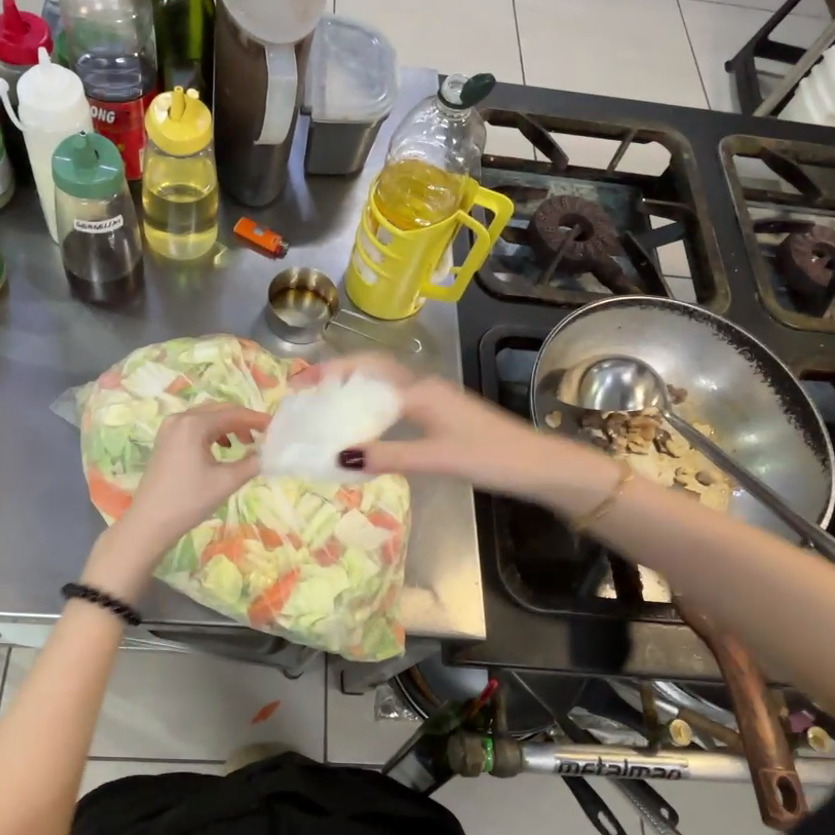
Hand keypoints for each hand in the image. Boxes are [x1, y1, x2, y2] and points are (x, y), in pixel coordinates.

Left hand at [84, 404, 268, 596]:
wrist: (150, 522)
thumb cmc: (189, 501)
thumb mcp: (227, 481)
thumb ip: (252, 463)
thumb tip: (266, 453)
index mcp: (194, 424)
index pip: (233, 414)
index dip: (256, 420)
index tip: (276, 428)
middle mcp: (180, 418)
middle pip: (219, 410)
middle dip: (243, 420)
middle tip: (263, 435)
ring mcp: (169, 428)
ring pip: (206, 417)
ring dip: (228, 425)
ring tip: (246, 442)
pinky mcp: (165, 440)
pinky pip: (194, 427)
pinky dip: (213, 432)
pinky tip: (223, 447)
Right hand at [292, 353, 620, 514]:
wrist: (539, 464)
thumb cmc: (491, 457)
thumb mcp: (438, 458)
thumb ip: (389, 455)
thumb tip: (338, 455)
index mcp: (420, 390)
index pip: (364, 371)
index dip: (328, 375)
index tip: (296, 386)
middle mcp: (423, 386)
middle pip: (370, 370)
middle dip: (335, 376)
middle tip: (301, 392)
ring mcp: (433, 399)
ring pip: (382, 386)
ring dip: (351, 391)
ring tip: (321, 408)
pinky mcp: (440, 414)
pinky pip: (394, 402)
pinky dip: (370, 408)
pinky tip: (361, 428)